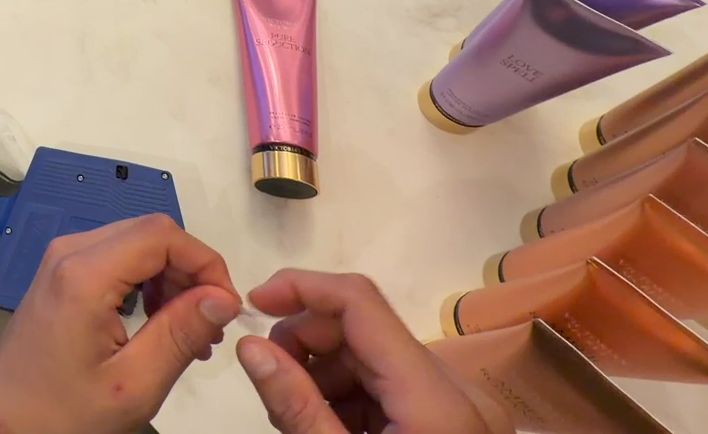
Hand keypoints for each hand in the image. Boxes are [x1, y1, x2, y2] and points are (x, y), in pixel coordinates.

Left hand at [0, 215, 240, 433]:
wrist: (4, 420)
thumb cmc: (66, 411)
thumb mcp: (134, 384)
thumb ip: (180, 334)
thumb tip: (224, 297)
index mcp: (85, 272)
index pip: (160, 234)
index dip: (203, 260)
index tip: (227, 307)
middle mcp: (70, 250)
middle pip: (148, 232)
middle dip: (189, 269)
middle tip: (210, 324)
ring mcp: (62, 256)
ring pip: (134, 240)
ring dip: (170, 275)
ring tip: (189, 331)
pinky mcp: (61, 269)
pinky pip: (115, 255)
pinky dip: (145, 278)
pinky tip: (159, 320)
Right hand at [236, 270, 510, 433]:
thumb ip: (295, 405)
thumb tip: (247, 343)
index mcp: (437, 397)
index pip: (359, 301)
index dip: (300, 287)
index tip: (251, 305)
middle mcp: (457, 390)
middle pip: (359, 328)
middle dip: (303, 342)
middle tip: (270, 379)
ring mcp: (460, 408)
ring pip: (368, 354)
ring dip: (321, 371)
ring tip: (297, 415)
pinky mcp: (453, 423)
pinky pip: (385, 383)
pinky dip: (346, 394)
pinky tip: (327, 425)